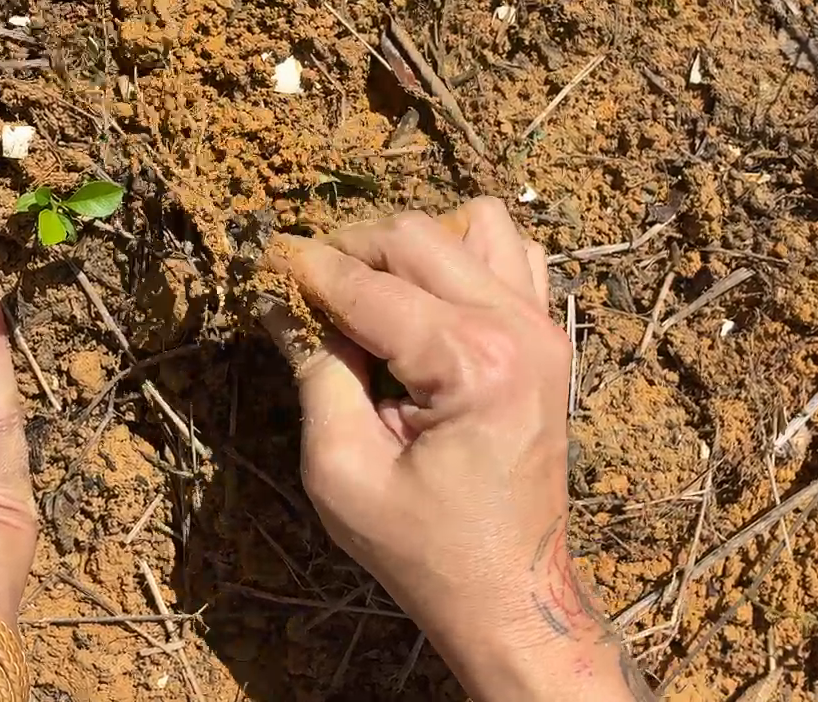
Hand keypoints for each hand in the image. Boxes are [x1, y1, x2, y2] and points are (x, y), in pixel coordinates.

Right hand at [265, 198, 647, 701]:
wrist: (512, 593)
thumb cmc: (422, 547)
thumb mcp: (342, 468)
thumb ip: (314, 370)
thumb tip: (281, 303)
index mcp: (469, 362)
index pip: (367, 286)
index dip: (308, 270)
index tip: (268, 262)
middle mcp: (516, 325)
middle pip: (414, 236)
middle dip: (350, 249)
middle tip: (311, 286)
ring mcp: (542, 323)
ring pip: (469, 224)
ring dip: (410, 245)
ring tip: (376, 289)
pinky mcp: (548, 333)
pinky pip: (512, 253)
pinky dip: (464, 255)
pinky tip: (433, 298)